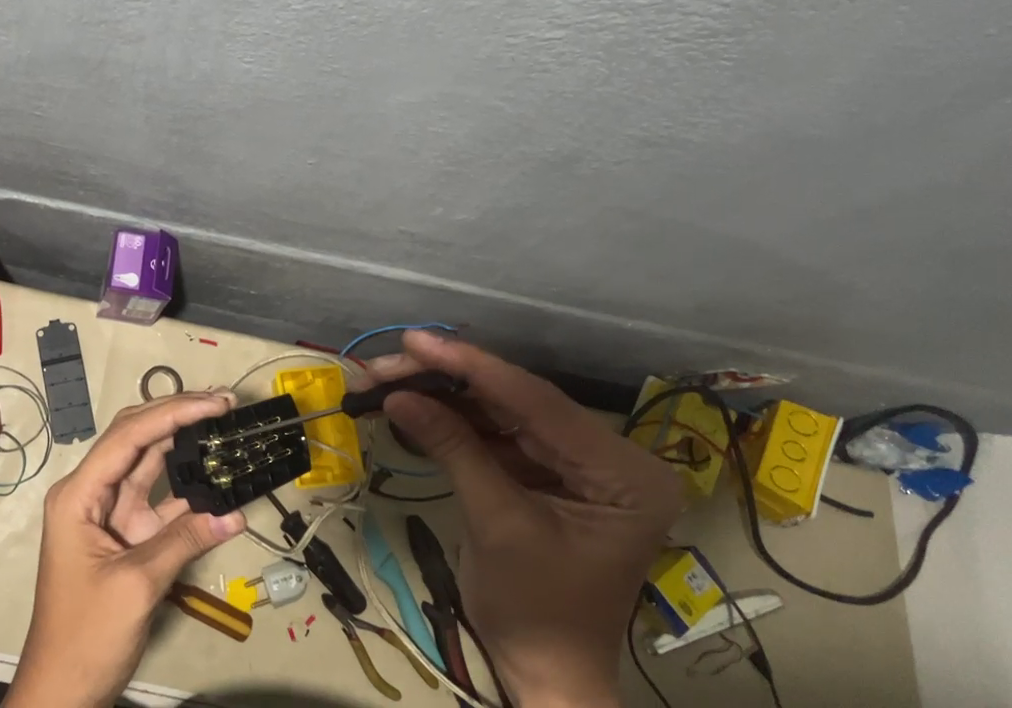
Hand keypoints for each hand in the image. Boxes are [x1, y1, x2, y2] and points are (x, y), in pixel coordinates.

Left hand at [4, 393, 248, 707]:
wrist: (64, 688)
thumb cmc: (86, 633)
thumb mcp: (137, 584)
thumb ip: (184, 541)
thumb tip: (233, 512)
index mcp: (79, 494)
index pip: (128, 437)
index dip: (171, 413)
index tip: (213, 402)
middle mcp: (92, 493)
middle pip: (135, 440)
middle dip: (177, 416)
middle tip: (222, 403)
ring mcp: (110, 515)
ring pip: (150, 466)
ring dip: (184, 446)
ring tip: (222, 424)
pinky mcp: (127, 538)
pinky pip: (161, 503)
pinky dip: (190, 494)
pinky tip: (219, 483)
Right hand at [365, 331, 684, 707]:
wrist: (545, 670)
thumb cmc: (537, 610)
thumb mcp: (497, 525)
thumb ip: (454, 449)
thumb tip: (398, 394)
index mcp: (624, 473)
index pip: (540, 403)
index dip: (473, 367)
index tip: (417, 341)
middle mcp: (609, 456)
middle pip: (517, 401)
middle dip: (448, 380)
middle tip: (387, 363)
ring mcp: (576, 463)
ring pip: (501, 412)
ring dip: (443, 396)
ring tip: (386, 378)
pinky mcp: (547, 472)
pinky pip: (496, 434)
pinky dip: (452, 421)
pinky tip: (411, 404)